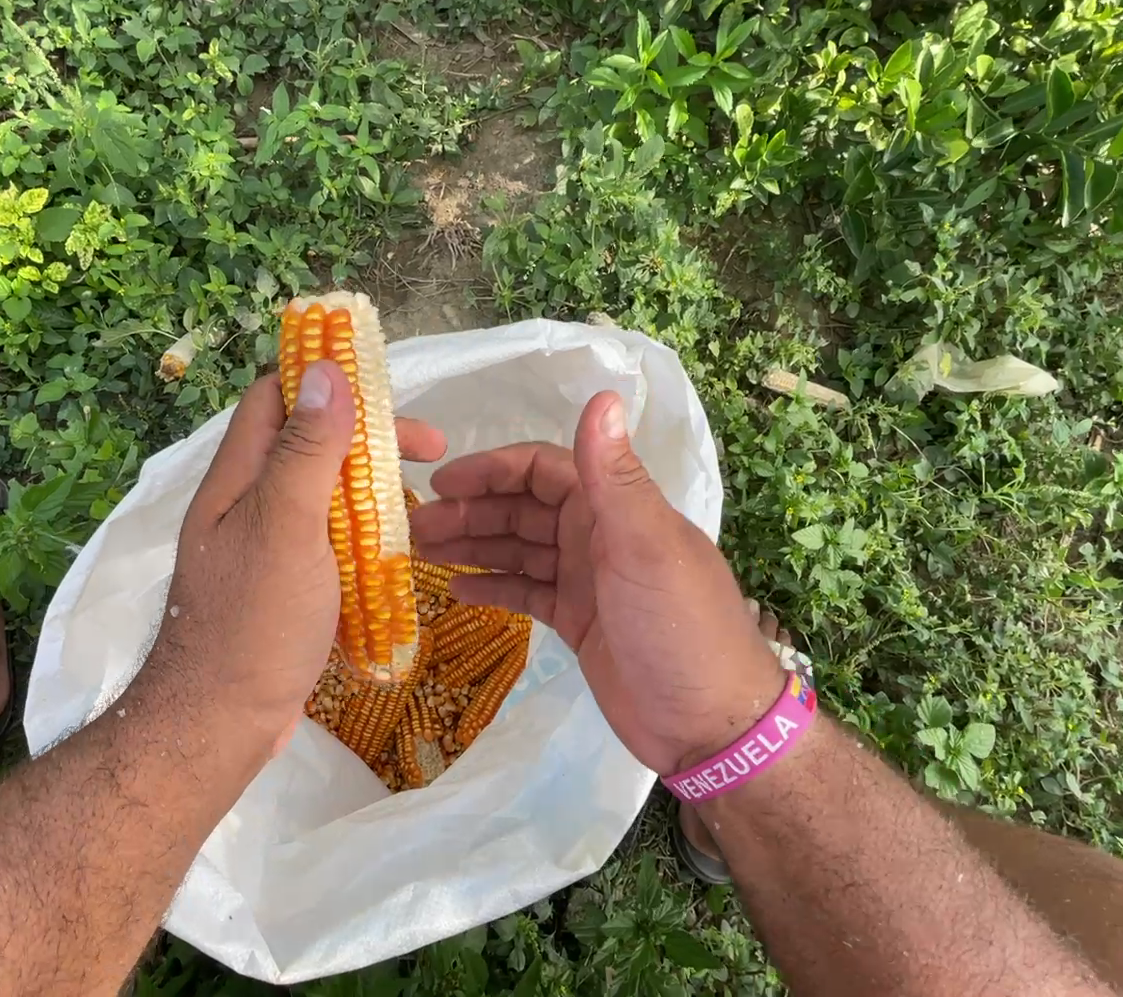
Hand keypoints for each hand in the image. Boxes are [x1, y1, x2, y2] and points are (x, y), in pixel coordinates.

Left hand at [151, 361, 446, 753]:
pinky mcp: (286, 578)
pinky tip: (397, 541)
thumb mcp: (285, 525)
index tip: (384, 390)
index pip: (275, 398)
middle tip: (430, 448)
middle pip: (309, 441)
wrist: (222, 721)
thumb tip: (325, 370)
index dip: (324, 381)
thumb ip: (306, 450)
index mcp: (240, 476)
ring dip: (371, 482)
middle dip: (367, 435)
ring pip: (324, 489)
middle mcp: (249, 500)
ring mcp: (267, 541)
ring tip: (422, 495)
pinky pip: (329, 534)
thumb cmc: (254, 620)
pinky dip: (363, 527)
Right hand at [409, 391, 783, 773]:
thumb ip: (615, 476)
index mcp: (612, 506)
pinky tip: (456, 589)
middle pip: (519, 508)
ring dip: (472, 545)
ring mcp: (584, 577)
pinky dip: (492, 585)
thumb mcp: (645, 546)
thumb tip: (604, 395)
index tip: (441, 483)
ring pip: (516, 548)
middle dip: (468, 512)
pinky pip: (524, 589)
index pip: (539, 469)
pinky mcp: (576, 618)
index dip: (490, 470)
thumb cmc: (677, 627)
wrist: (708, 727)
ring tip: (421, 553)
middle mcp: (594, 533)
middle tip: (414, 528)